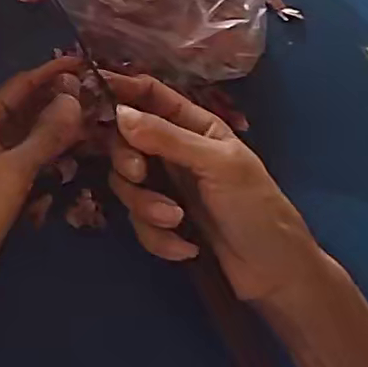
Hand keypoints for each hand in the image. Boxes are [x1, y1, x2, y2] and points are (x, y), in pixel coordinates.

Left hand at [0, 58, 86, 293]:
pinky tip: (75, 153)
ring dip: (60, 127)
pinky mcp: (4, 175)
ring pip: (33, 131)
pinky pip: (33, 154)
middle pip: (29, 106)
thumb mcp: (16, 169)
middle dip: (60, 100)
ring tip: (94, 119)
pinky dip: (52, 152)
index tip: (83, 63)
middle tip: (97, 93)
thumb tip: (73, 98)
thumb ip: (46, 134)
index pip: (21, 85)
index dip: (51, 72)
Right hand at [105, 73, 325, 302]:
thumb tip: (119, 114)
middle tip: (139, 175)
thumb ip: (167, 138)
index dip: (121, 87)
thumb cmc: (257, 209)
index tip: (90, 90)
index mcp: (192, 125)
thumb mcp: (218, 165)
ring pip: (125, 182)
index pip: (148, 94)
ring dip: (145, 205)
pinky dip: (156, 235)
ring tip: (174, 220)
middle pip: (124, 138)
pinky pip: (135, 219)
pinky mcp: (160, 220)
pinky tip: (185, 247)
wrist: (277, 279)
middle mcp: (172, 150)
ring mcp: (165, 185)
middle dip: (127, 160)